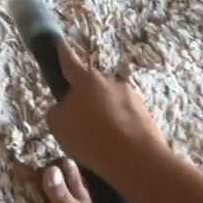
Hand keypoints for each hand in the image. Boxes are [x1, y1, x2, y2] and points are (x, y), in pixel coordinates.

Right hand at [44, 38, 167, 175]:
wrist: (137, 160)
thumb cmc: (91, 139)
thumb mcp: (59, 127)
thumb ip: (56, 112)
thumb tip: (63, 107)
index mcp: (85, 81)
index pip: (70, 61)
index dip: (62, 52)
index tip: (59, 41)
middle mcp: (109, 82)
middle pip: (92, 85)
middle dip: (86, 97)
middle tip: (80, 118)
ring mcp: (131, 97)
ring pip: (110, 101)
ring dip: (104, 113)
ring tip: (100, 138)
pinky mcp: (146, 114)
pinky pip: (126, 116)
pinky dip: (119, 126)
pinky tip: (115, 145)